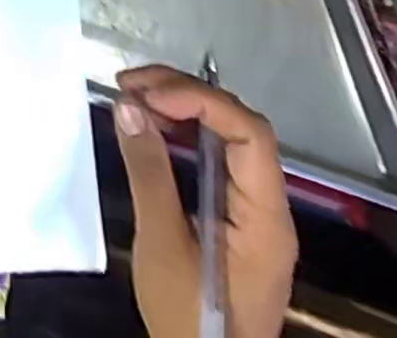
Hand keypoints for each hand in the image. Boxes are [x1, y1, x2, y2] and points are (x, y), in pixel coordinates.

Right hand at [113, 65, 297, 337]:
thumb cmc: (190, 323)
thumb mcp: (162, 248)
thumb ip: (149, 173)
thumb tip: (128, 106)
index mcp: (266, 216)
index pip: (249, 133)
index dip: (201, 100)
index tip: (150, 94)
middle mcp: (268, 203)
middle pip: (239, 124)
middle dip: (186, 93)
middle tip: (132, 83)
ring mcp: (253, 207)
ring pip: (226, 134)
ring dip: (182, 106)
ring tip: (135, 95)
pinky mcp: (234, 214)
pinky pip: (216, 155)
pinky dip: (184, 132)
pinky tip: (153, 125)